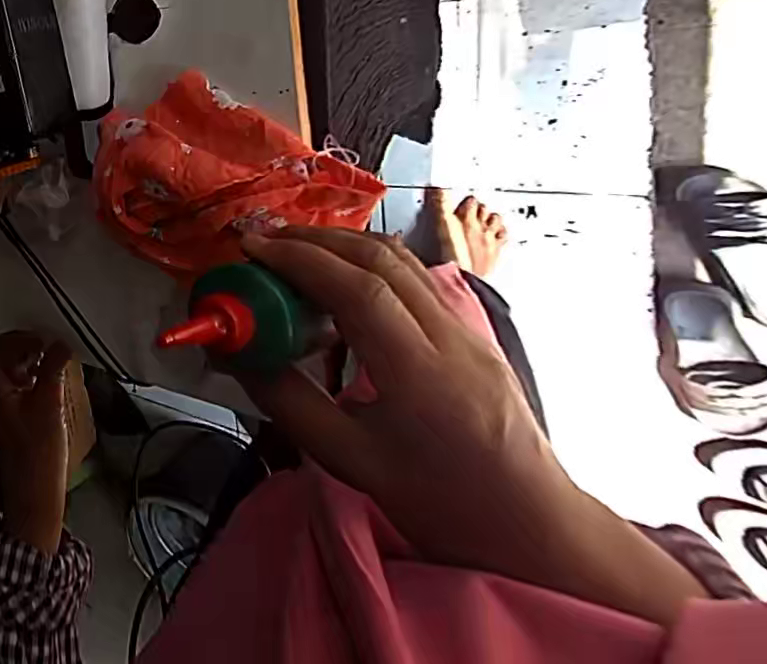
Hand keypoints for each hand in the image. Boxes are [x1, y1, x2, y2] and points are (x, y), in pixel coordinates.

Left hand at [0, 332, 73, 555]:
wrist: (36, 496)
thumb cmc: (38, 451)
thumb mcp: (49, 404)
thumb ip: (53, 370)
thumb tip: (60, 344)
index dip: (14, 340)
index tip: (38, 338)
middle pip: (4, 363)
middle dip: (25, 350)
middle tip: (48, 346)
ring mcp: (7, 412)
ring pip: (14, 377)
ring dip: (32, 365)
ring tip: (55, 362)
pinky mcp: (19, 424)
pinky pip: (24, 392)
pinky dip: (37, 381)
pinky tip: (55, 385)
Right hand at [238, 227, 704, 625]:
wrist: (532, 527)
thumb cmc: (438, 500)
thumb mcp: (346, 457)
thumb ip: (284, 398)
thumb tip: (234, 354)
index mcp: (422, 375)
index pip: (358, 290)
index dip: (299, 259)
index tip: (253, 249)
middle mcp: (452, 339)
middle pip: (380, 258)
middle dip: (313, 239)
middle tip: (264, 241)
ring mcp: (469, 329)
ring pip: (401, 257)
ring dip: (340, 241)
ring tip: (292, 246)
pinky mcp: (471, 329)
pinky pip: (414, 273)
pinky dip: (365, 257)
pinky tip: (337, 271)